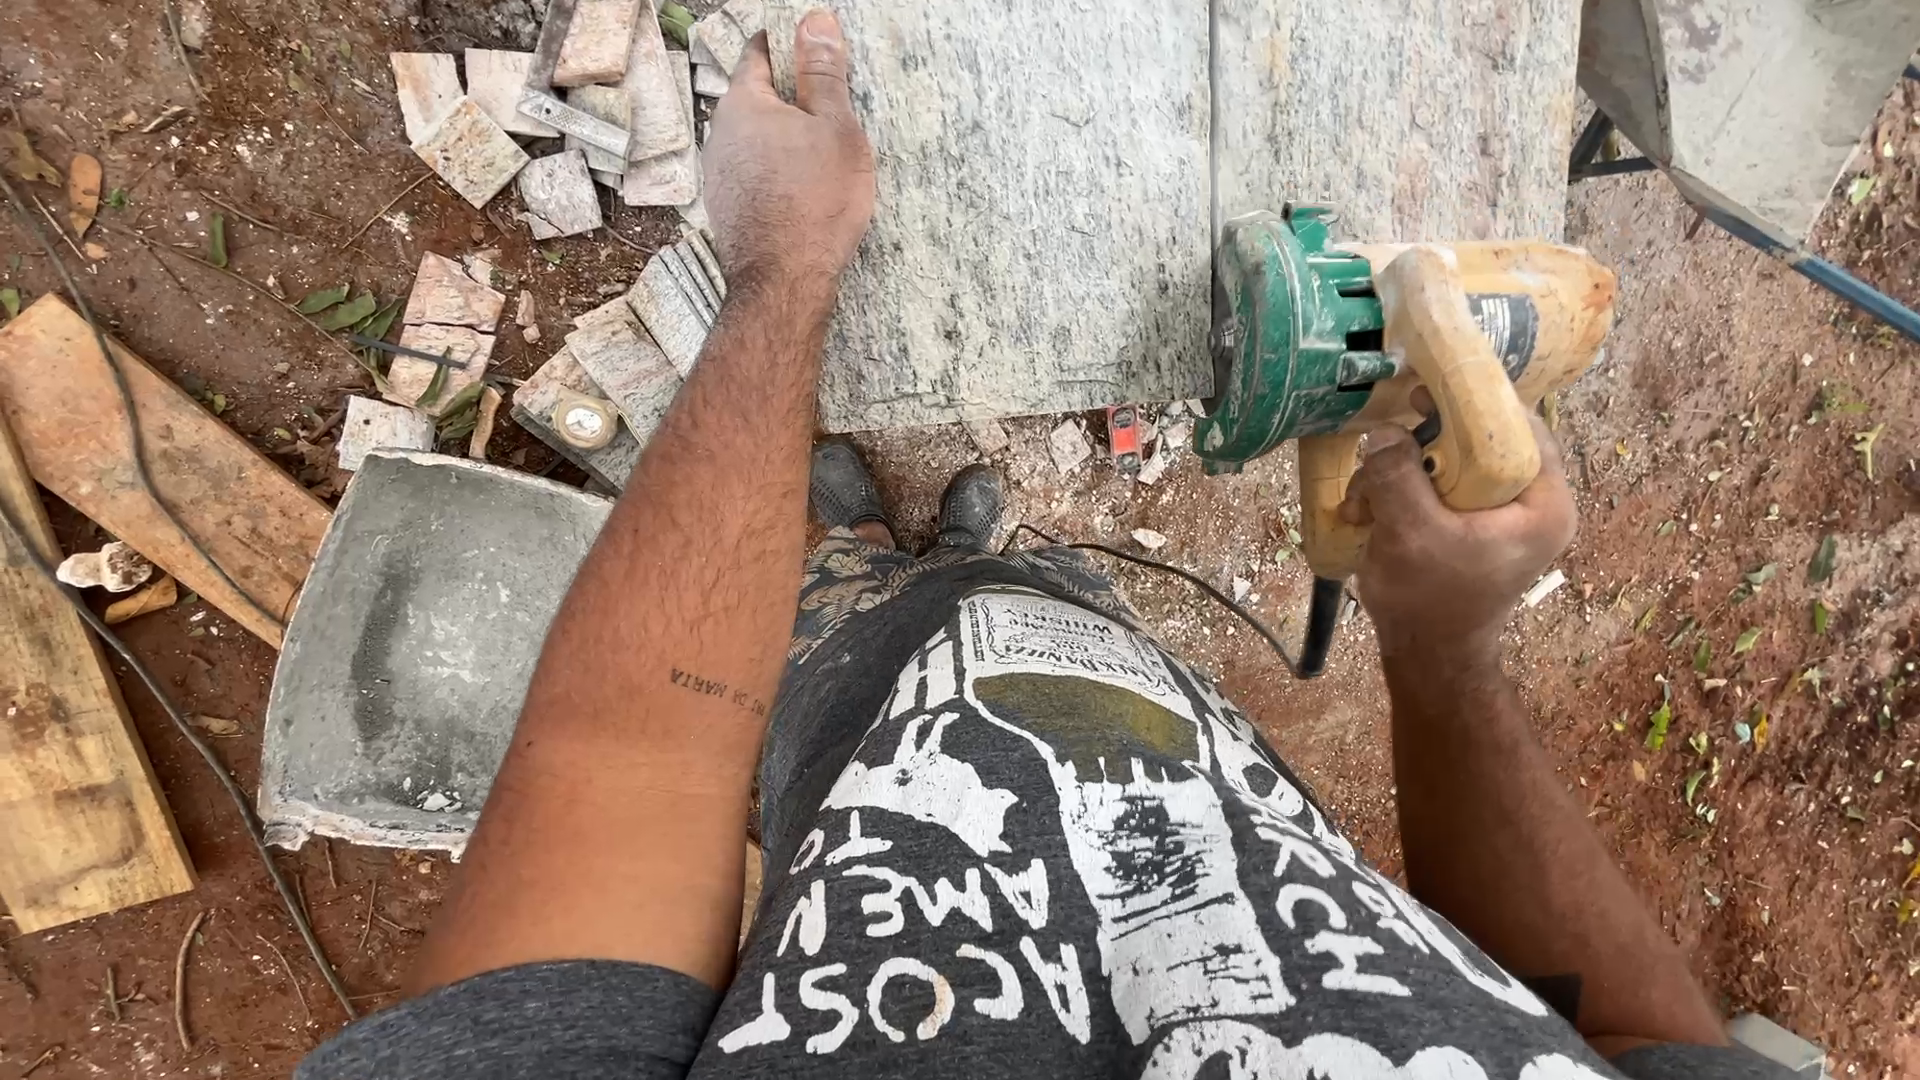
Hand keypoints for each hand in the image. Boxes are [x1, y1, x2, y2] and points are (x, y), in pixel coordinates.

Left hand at [703, 9, 874, 301]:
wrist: (784, 282)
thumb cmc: (815, 205)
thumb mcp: (836, 131)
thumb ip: (824, 75)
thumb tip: (815, 21)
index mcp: (744, 102)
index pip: (761, 51)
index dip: (791, 50)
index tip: (818, 63)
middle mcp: (720, 133)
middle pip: (759, 102)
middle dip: (792, 107)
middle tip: (832, 127)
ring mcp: (719, 176)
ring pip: (756, 146)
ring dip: (784, 149)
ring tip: (821, 174)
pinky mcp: (726, 211)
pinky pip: (755, 181)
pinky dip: (776, 183)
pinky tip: (801, 204)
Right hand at [1336, 416, 1575, 662]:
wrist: (1425, 654)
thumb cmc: (1429, 600)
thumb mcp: (1410, 534)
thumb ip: (1398, 478)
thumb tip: (1380, 433)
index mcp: (1542, 505)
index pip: (1519, 429)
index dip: (1471, 407)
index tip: (1422, 394)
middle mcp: (1528, 503)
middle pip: (1477, 445)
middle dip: (1418, 449)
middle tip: (1380, 450)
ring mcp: (1496, 516)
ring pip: (1445, 466)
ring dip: (1395, 476)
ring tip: (1362, 504)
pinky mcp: (1466, 525)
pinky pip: (1431, 488)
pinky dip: (1395, 494)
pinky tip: (1366, 513)